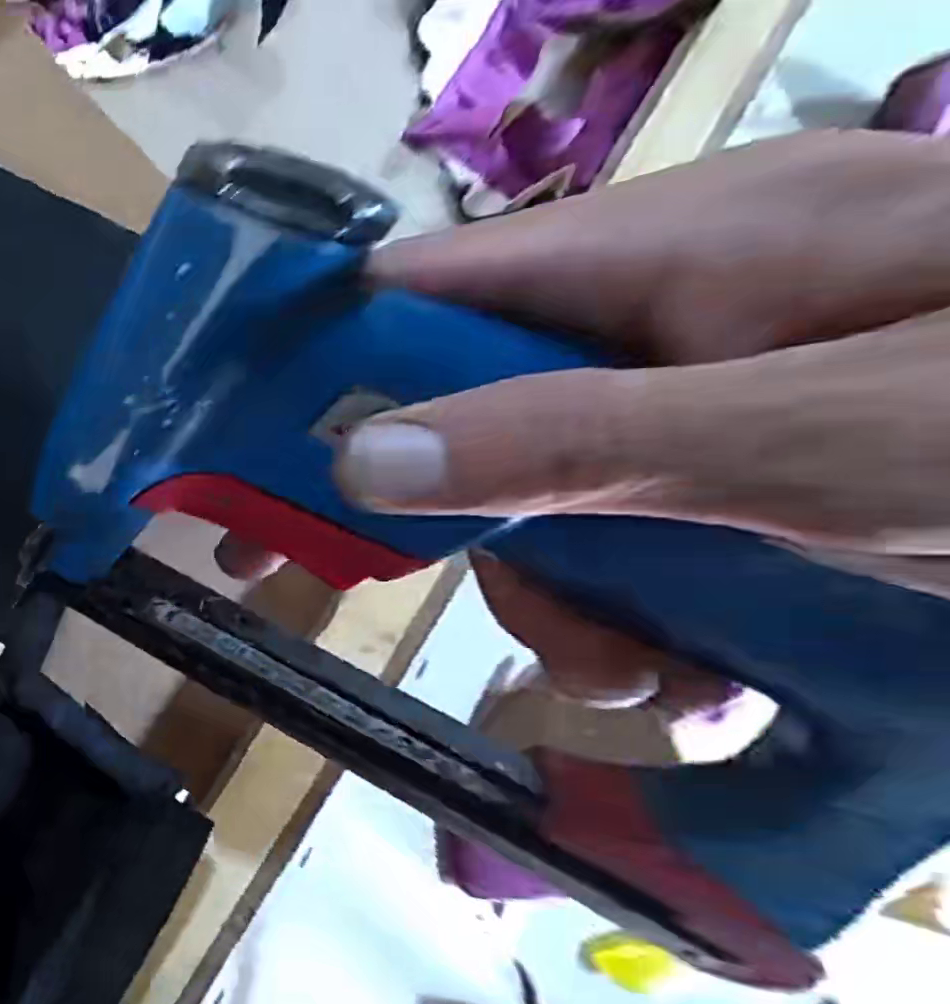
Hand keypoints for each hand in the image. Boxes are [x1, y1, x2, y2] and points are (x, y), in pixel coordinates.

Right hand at [222, 130, 949, 711]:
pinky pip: (607, 528)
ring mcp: (692, 388)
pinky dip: (621, 613)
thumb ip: (576, 438)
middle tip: (298, 576)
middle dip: (398, 505)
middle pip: (445, 404)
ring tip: (640, 684)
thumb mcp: (836, 438)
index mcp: (662, 252)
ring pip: (525, 488)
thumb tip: (358, 457)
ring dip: (547, 596)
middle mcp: (652, 307)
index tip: (234, 451)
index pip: (409, 293)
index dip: (308, 361)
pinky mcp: (731, 460)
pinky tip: (685, 678)